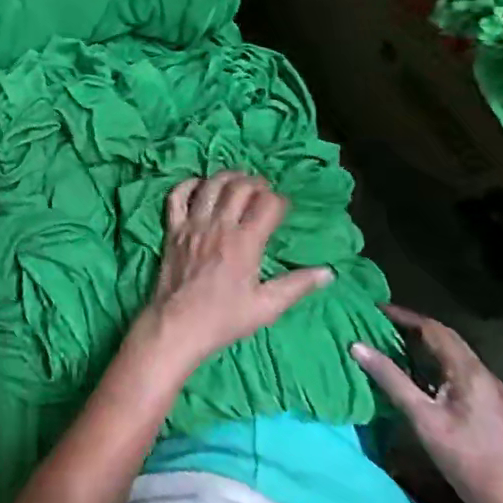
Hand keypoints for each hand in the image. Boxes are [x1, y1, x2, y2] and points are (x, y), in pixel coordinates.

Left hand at [131, 172, 333, 374]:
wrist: (178, 326)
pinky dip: (189, 185)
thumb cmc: (224, 319)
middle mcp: (219, 225)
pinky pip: (177, 196)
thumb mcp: (267, 307)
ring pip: (211, 185)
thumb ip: (298, 286)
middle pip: (240, 186)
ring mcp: (193, 224)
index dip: (280, 200)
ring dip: (227, 177)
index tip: (283, 208)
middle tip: (263, 191)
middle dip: (257, 183)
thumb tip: (328, 272)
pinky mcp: (173, 229)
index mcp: (245, 242)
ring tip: (238, 181)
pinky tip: (200, 185)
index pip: (268, 203)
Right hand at [351, 305, 502, 502]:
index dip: (404, 316)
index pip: (434, 328)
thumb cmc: (470, 463)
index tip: (378, 309)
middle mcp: (490, 376)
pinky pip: (475, 383)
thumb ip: (392, 380)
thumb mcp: (424, 420)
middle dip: (418, 332)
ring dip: (434, 355)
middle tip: (387, 330)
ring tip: (407, 357)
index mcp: (470, 371)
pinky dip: (450, 375)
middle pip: (450, 343)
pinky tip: (440, 394)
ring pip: (463, 364)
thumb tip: (358, 346)